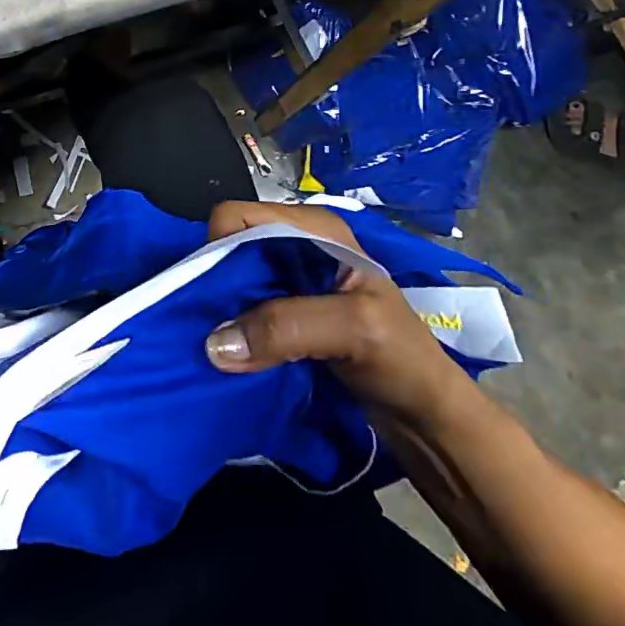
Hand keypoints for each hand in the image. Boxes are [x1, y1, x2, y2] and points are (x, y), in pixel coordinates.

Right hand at [202, 201, 473, 422]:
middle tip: (202, 330)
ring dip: (220, 314)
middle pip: (231, 249)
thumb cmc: (400, 356)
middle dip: (213, 285)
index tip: (209, 300)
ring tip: (209, 348)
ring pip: (235, 283)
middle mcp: (299, 246)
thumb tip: (213, 342)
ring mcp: (293, 283)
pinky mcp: (288, 317)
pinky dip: (231, 332)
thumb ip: (289, 326)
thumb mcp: (354, 330)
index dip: (217, 250)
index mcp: (316, 229)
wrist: (422, 408)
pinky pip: (245, 314)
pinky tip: (226, 356)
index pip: (240, 217)